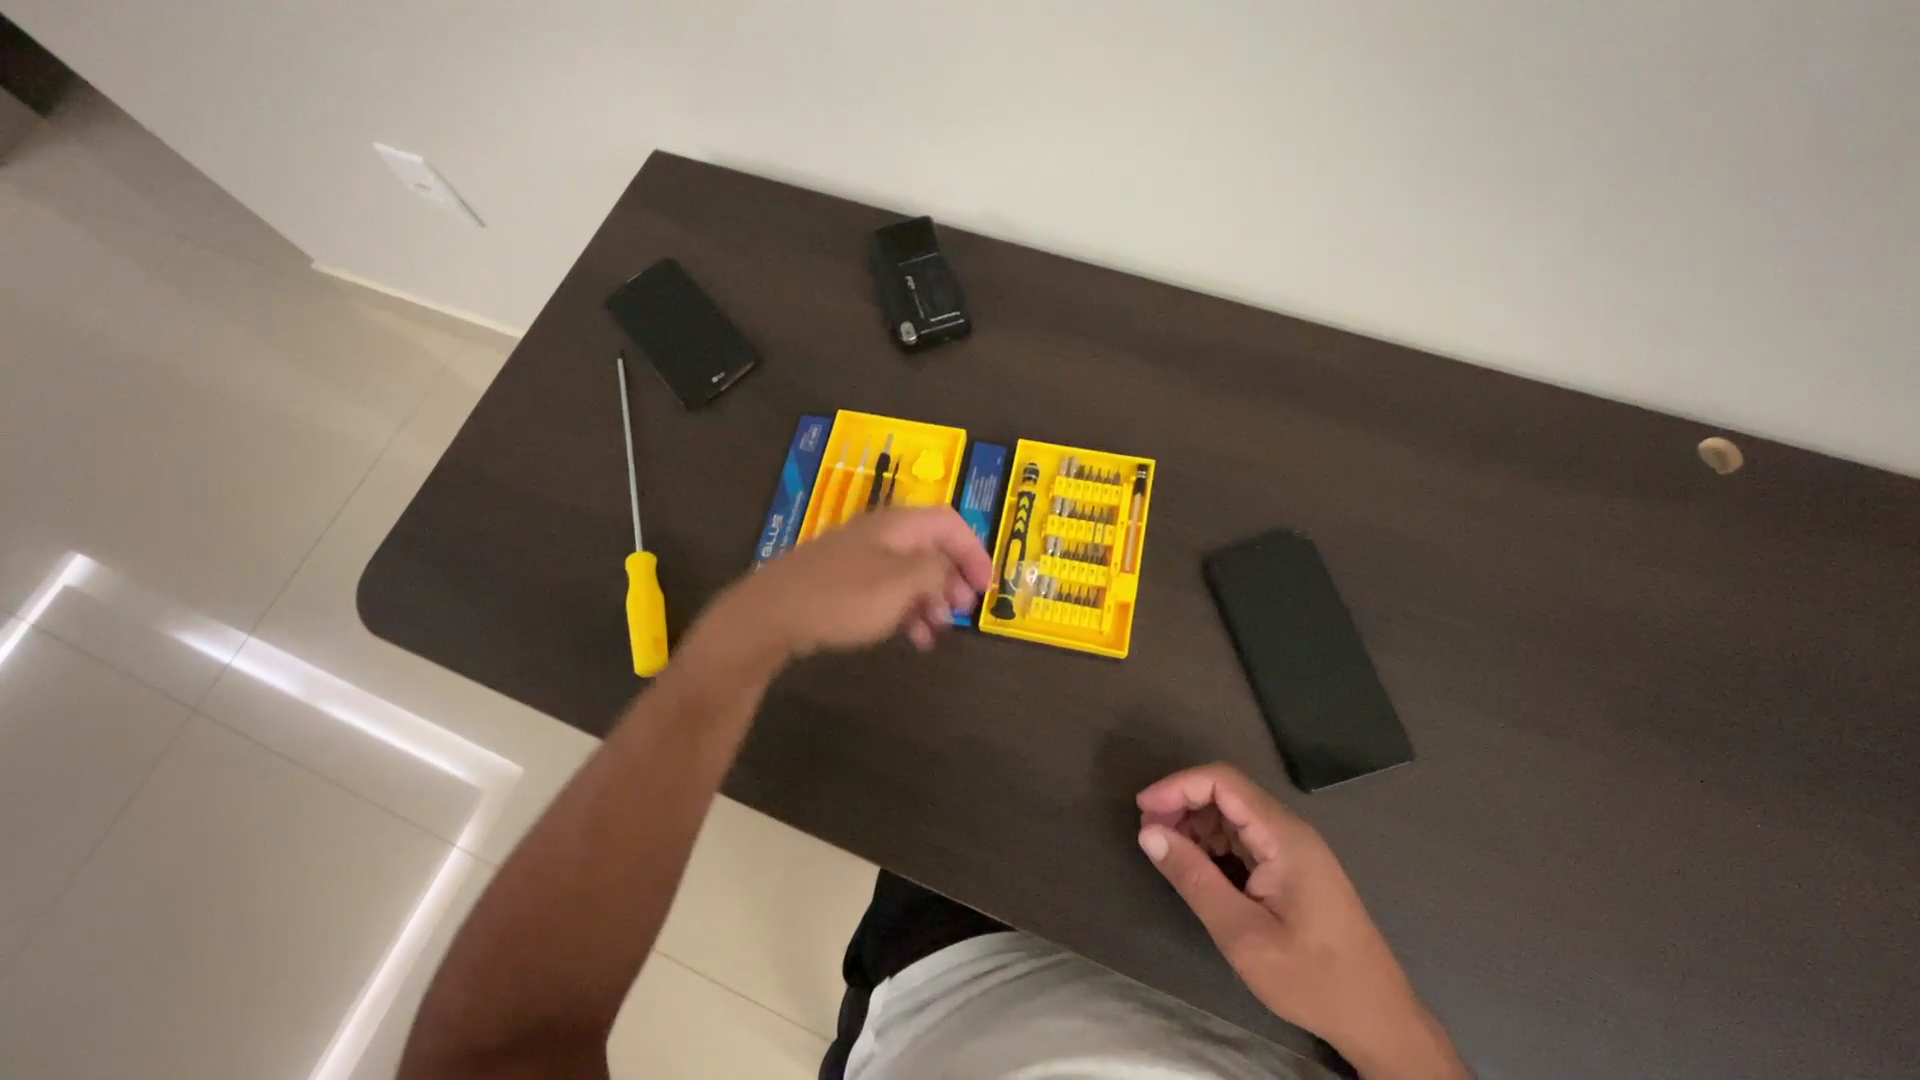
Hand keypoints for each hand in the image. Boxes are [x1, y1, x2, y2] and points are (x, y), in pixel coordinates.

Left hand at [712, 505, 993, 658]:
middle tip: (963, 612)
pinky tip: (911, 637)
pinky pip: (887, 590)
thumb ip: (935, 571)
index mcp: (897, 525)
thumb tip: (948, 568)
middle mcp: (879, 534)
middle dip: (953, 579)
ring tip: (937, 631)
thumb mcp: (901, 584)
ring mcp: (857, 558)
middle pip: (931, 547)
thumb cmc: (842, 597)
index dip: (974, 551)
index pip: (950, 523)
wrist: (770, 615)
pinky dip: (905, 610)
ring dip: (930, 600)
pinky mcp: (841, 583)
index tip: (985, 587)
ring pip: (909, 572)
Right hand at [1137, 765, 1466, 1078]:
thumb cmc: (1311, 978)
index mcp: (1284, 837)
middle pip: (1227, 793)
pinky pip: (1245, 838)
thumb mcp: (1242, 934)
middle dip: (1182, 805)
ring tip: (1166, 853)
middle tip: (1149, 837)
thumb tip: (1149, 833)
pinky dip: (1213, 843)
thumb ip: (1194, 878)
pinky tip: (1196, 868)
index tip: (1141, 811)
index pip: (1223, 782)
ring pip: (1234, 814)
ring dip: (1195, 824)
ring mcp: (1295, 850)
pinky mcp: (1293, 869)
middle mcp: (1291, 832)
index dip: (1177, 787)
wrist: (1377, 1018)